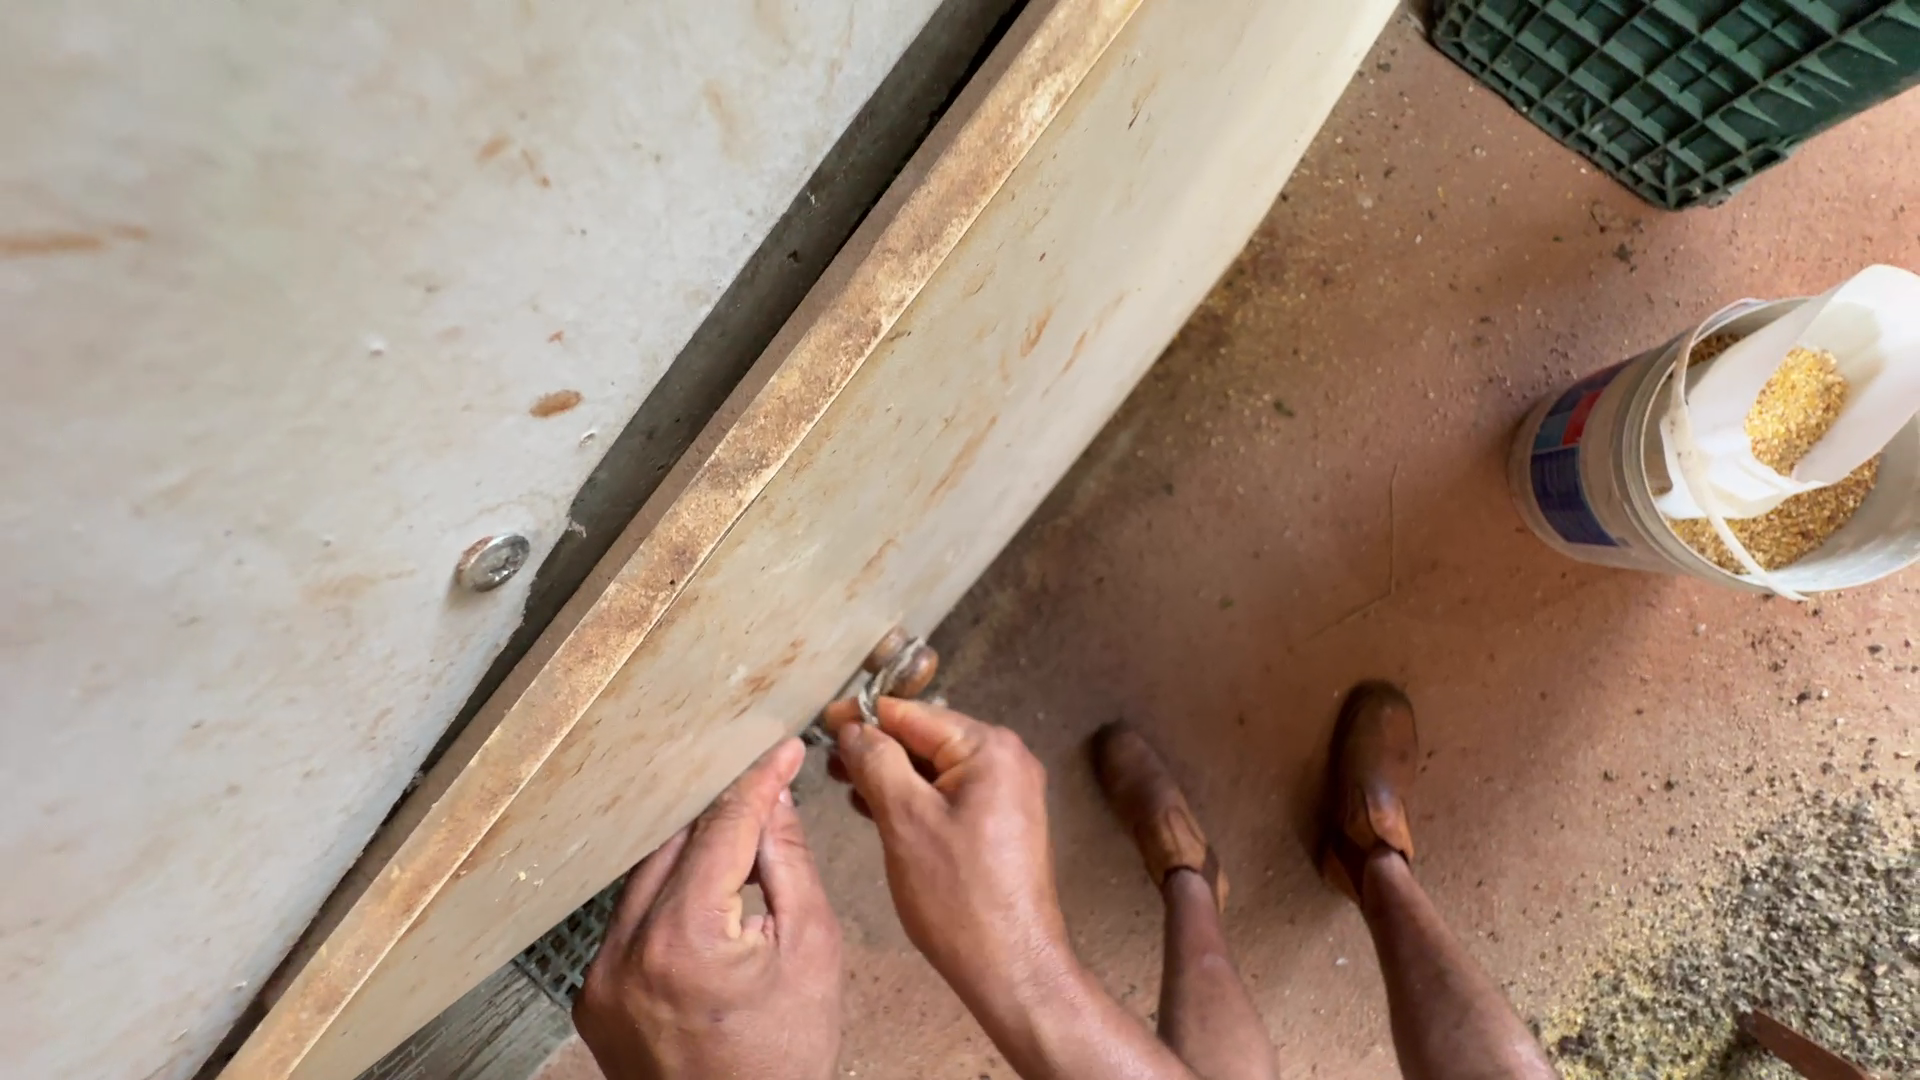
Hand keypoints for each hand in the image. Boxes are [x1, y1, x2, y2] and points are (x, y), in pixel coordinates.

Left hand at [574, 739, 842, 1079]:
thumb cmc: (786, 1052)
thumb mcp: (810, 944)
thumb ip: (788, 859)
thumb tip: (775, 798)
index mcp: (683, 937)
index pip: (724, 826)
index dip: (760, 781)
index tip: (784, 750)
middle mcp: (625, 950)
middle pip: (680, 838)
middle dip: (727, 806)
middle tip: (769, 781)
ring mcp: (601, 973)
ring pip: (653, 867)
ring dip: (699, 842)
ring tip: (748, 833)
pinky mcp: (595, 989)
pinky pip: (636, 907)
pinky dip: (675, 882)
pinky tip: (712, 881)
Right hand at [820, 698, 1073, 1015]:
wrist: (1013, 968)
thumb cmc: (957, 895)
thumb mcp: (906, 821)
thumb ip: (877, 762)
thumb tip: (854, 728)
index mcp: (989, 748)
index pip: (915, 714)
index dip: (865, 716)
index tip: (823, 718)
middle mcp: (1005, 757)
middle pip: (926, 737)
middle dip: (876, 745)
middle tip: (827, 755)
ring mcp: (1007, 789)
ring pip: (935, 766)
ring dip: (890, 771)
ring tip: (844, 779)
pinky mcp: (1000, 818)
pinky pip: (949, 791)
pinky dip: (913, 794)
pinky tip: (876, 804)